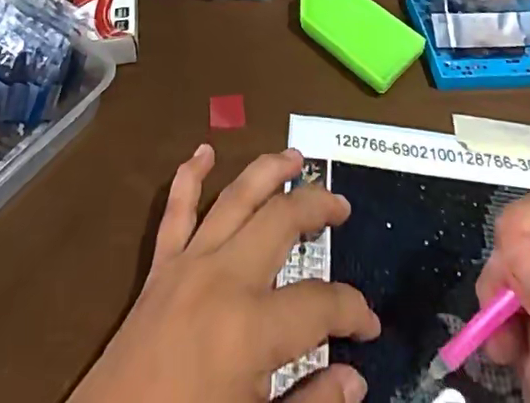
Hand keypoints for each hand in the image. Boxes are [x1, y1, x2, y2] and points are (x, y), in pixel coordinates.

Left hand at [69, 146, 381, 402]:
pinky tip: (202, 152)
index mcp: (251, 327)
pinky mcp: (160, 267)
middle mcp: (223, 278)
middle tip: (342, 207)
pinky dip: (189, 177)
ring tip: (293, 156)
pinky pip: (175, 211)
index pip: (320, 304)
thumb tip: (354, 377)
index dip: (353, 311)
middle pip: (280, 222)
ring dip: (266, 172)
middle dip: (317, 208)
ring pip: (234, 200)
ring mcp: (188, 264)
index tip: (369, 326)